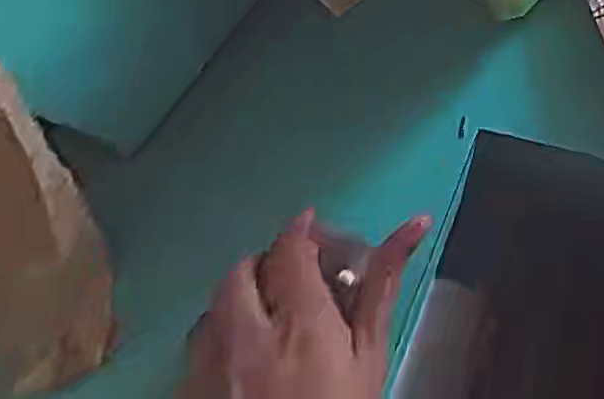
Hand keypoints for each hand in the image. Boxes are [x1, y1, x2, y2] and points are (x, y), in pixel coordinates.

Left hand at [178, 210, 430, 398]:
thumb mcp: (370, 355)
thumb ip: (383, 285)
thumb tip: (416, 223)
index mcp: (300, 322)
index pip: (290, 250)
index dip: (301, 229)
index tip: (312, 224)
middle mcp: (247, 338)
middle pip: (242, 271)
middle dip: (267, 261)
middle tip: (291, 270)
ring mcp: (209, 371)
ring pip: (213, 308)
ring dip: (239, 297)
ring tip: (264, 311)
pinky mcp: (187, 397)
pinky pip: (195, 347)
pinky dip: (218, 335)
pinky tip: (241, 353)